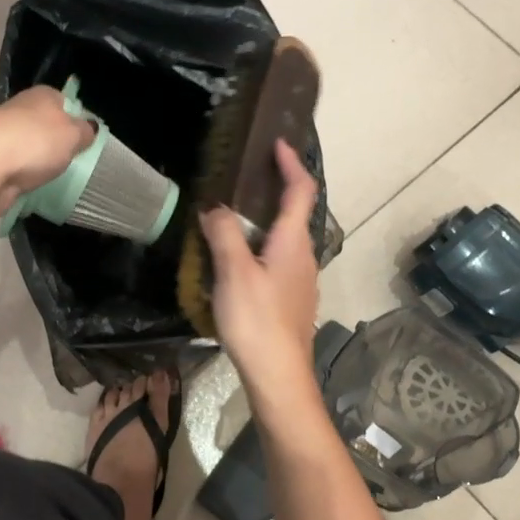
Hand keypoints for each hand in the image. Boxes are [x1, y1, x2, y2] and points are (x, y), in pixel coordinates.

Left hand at [0, 86, 96, 222]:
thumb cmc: (35, 144)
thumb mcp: (74, 135)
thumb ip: (85, 131)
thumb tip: (88, 127)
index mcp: (42, 94)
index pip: (65, 100)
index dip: (76, 120)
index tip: (83, 142)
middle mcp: (19, 107)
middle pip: (45, 123)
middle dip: (54, 141)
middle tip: (68, 162)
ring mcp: (0, 132)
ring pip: (27, 143)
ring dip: (35, 158)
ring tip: (47, 176)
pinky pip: (13, 163)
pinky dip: (19, 173)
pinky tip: (25, 184)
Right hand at [199, 139, 320, 405]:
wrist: (279, 375)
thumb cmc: (257, 320)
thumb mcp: (233, 273)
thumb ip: (224, 234)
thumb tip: (215, 208)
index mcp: (293, 242)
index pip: (301, 190)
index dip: (291, 164)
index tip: (277, 144)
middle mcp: (304, 257)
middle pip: (295, 215)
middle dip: (275, 192)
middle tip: (245, 180)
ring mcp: (301, 282)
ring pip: (285, 241)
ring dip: (264, 225)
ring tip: (233, 220)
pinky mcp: (292, 302)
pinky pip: (278, 263)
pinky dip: (261, 250)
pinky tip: (237, 264)